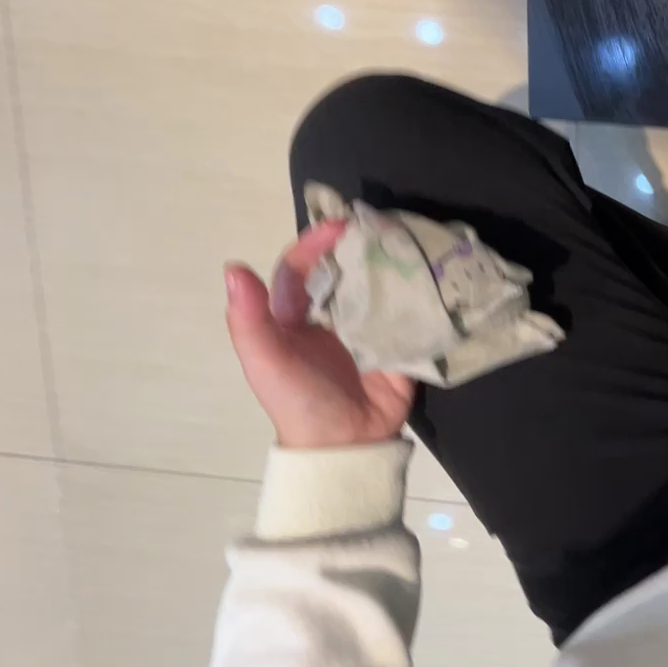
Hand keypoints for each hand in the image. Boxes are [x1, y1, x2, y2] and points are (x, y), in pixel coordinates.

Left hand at [225, 221, 414, 449]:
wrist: (348, 441)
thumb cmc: (299, 401)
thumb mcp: (266, 362)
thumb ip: (249, 320)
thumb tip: (233, 267)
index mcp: (295, 316)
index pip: (302, 268)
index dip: (316, 243)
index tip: (343, 225)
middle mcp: (333, 312)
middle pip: (346, 266)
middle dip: (363, 243)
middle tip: (387, 226)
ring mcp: (370, 321)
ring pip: (380, 280)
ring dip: (394, 259)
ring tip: (413, 242)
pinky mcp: (403, 333)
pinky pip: (412, 304)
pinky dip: (421, 285)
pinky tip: (434, 269)